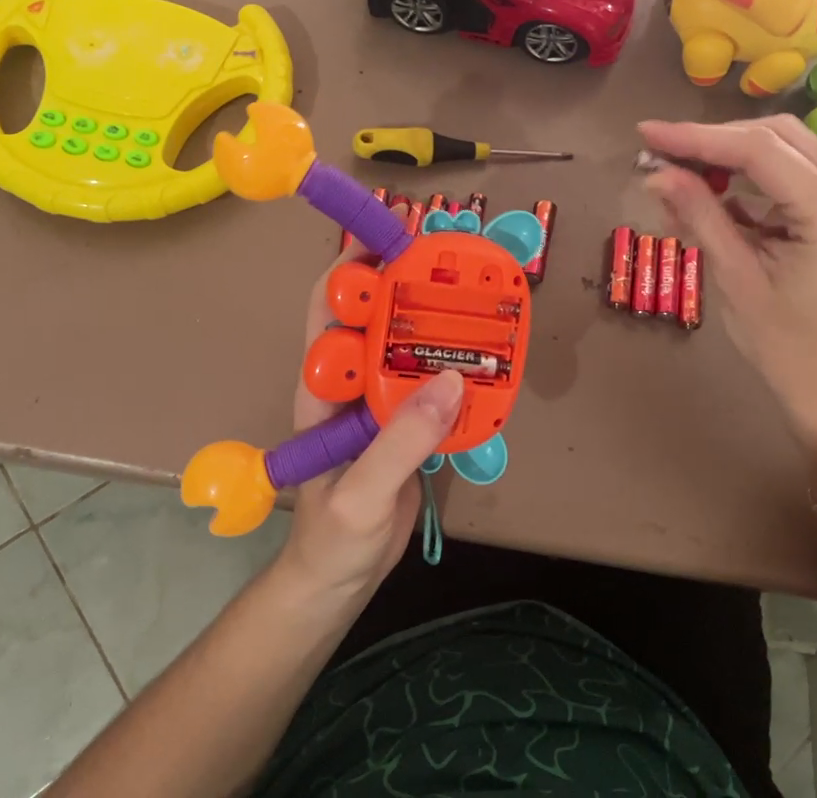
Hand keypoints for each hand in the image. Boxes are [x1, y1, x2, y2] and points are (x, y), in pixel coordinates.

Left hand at [275, 246, 463, 602]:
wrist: (339, 581)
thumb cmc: (332, 539)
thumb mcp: (361, 494)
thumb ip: (400, 442)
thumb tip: (451, 380)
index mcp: (323, 390)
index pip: (330, 311)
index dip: (353, 268)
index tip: (391, 236)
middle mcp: (353, 385)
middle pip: (378, 317)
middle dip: (407, 280)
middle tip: (452, 256)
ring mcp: (383, 404)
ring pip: (411, 347)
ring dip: (441, 320)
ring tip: (480, 294)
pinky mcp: (409, 426)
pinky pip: (436, 386)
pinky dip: (461, 367)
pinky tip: (492, 357)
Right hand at [638, 116, 816, 446]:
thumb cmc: (779, 341)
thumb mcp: (734, 277)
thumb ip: (700, 215)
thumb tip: (655, 173)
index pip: (761, 152)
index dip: (699, 137)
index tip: (648, 133)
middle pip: (777, 136)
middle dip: (713, 138)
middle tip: (659, 151)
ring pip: (783, 145)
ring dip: (728, 150)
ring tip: (677, 167)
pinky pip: (789, 168)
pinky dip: (746, 170)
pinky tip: (709, 185)